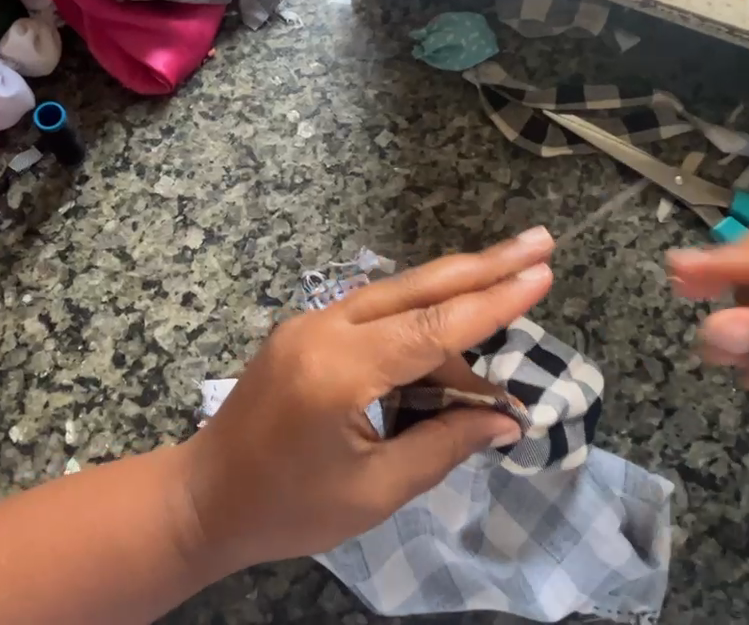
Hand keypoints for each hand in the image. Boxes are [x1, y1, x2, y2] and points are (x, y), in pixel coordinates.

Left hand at [179, 227, 555, 570]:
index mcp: (339, 368)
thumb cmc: (288, 507)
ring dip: (450, 299)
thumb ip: (442, 446)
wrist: (205, 496)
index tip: (542, 272)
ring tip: (508, 304)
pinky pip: (371, 315)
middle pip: (415, 288)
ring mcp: (308, 323)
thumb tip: (505, 420)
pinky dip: (414, 323)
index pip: (433, 327)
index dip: (493, 302)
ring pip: (394, 298)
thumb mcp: (374, 492)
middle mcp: (323, 327)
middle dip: (481, 266)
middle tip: (539, 241)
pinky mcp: (303, 331)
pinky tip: (446, 342)